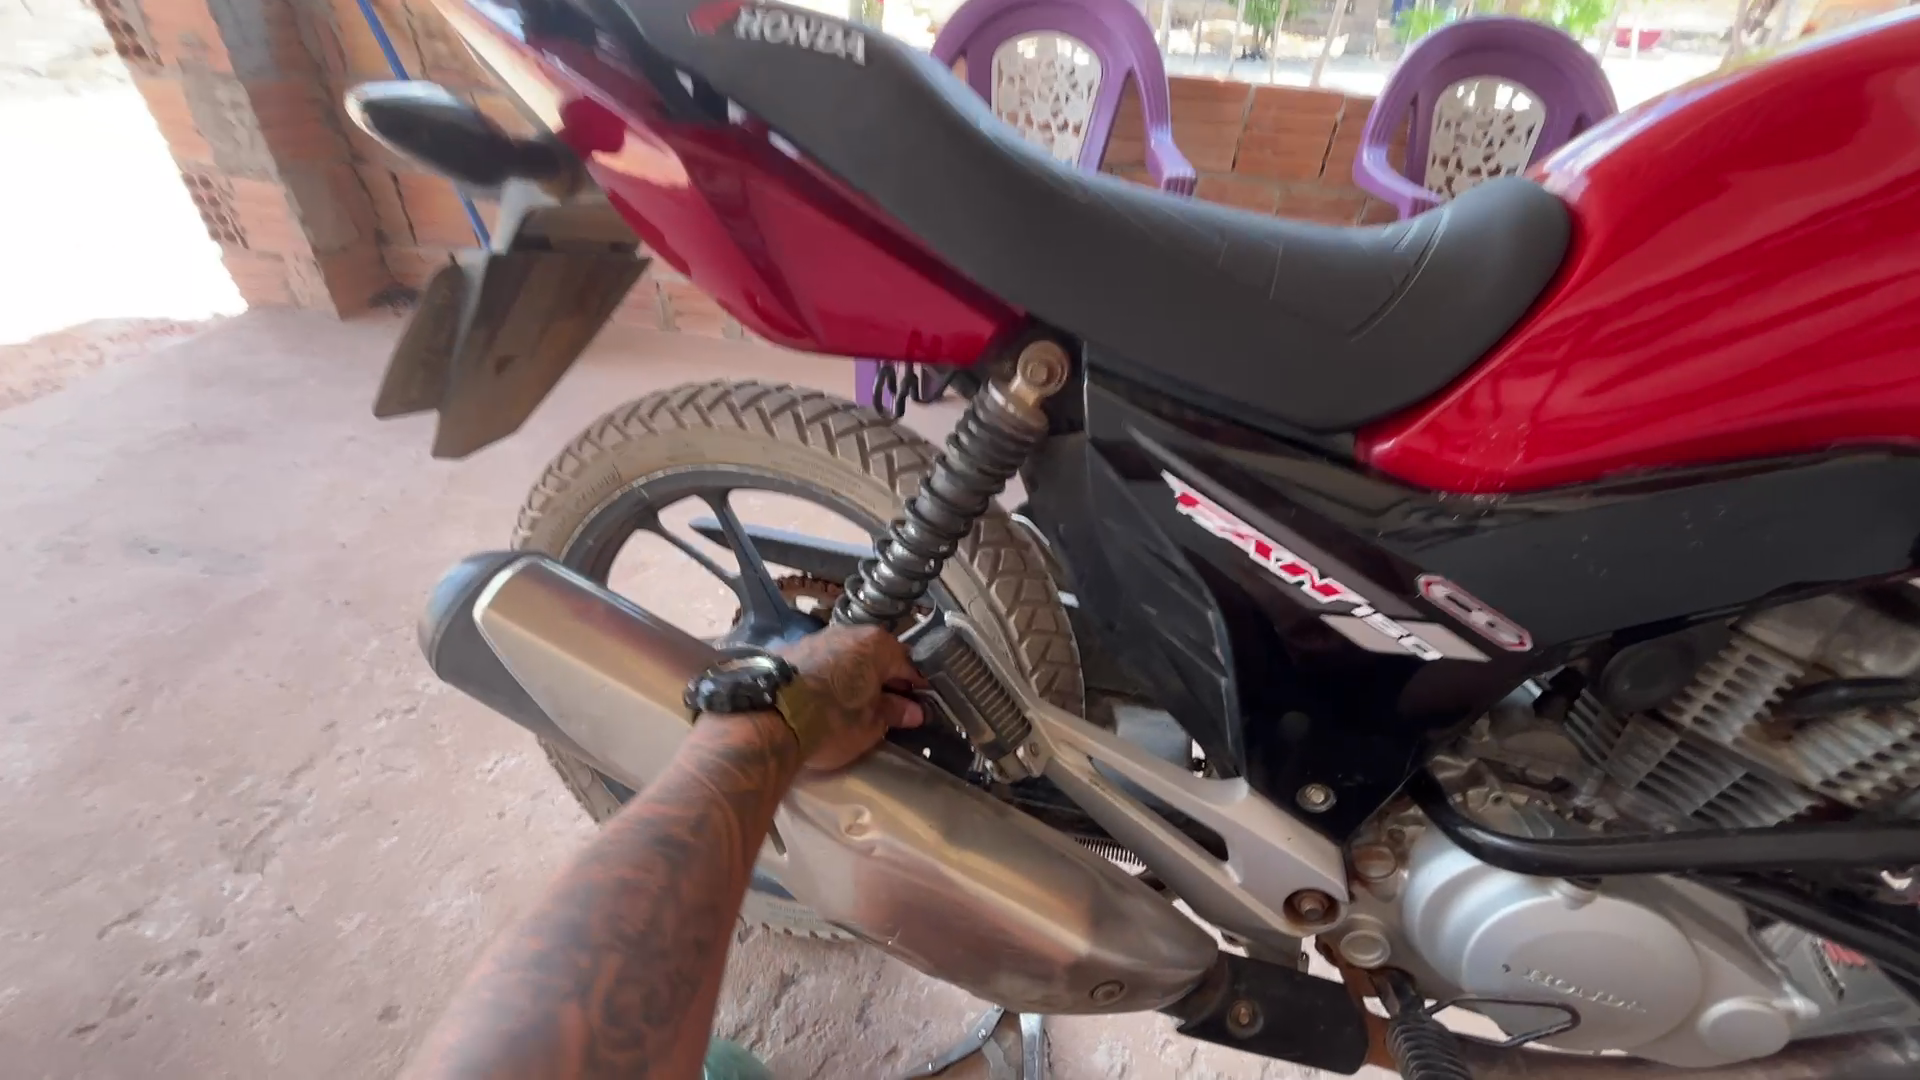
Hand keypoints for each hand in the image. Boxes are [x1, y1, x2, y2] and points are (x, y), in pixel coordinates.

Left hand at [773, 625, 925, 769]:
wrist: (768, 718)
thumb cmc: (830, 721)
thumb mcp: (870, 725)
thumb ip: (894, 713)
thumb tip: (914, 711)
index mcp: (878, 645)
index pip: (908, 666)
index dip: (916, 688)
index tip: (919, 706)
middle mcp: (850, 632)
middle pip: (877, 657)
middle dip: (885, 680)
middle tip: (889, 709)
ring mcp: (819, 638)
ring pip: (849, 658)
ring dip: (857, 677)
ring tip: (857, 706)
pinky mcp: (793, 650)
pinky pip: (824, 662)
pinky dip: (832, 677)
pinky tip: (828, 699)